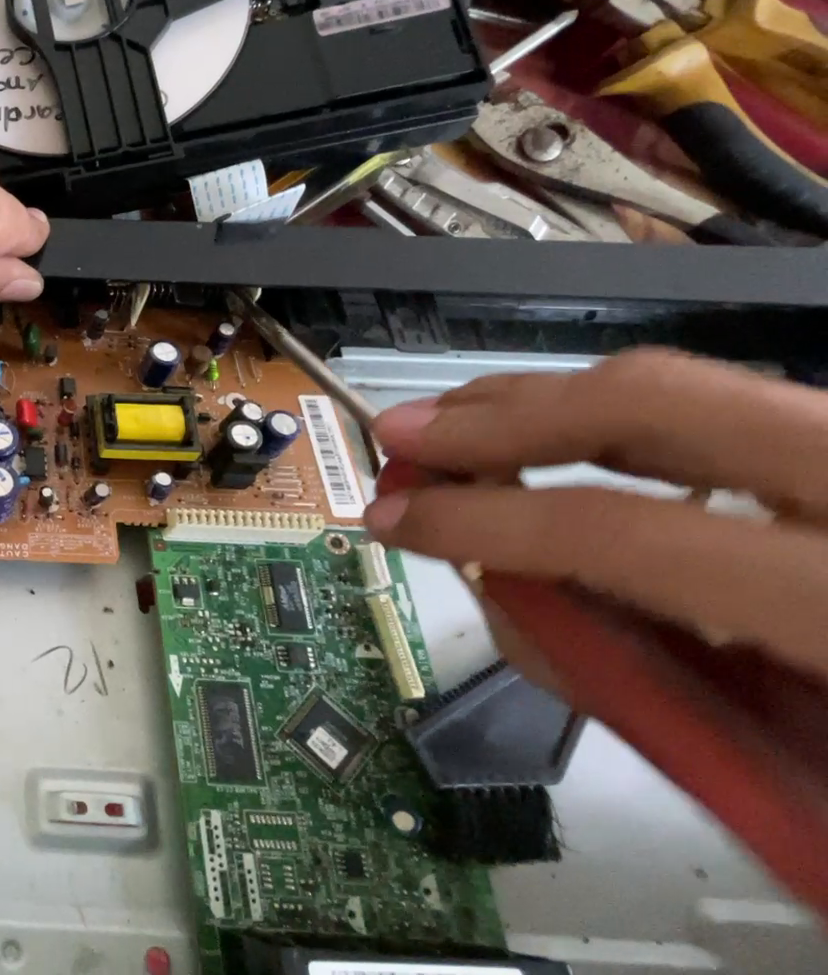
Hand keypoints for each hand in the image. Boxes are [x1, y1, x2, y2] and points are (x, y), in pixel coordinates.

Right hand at [364, 347, 827, 681]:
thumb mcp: (798, 793)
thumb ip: (639, 685)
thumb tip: (515, 593)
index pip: (627, 534)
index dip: (481, 524)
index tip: (393, 524)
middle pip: (662, 404)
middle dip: (501, 418)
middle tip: (398, 437)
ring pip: (696, 387)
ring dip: (546, 404)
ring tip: (451, 428)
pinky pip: (729, 417)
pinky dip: (619, 421)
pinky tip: (552, 443)